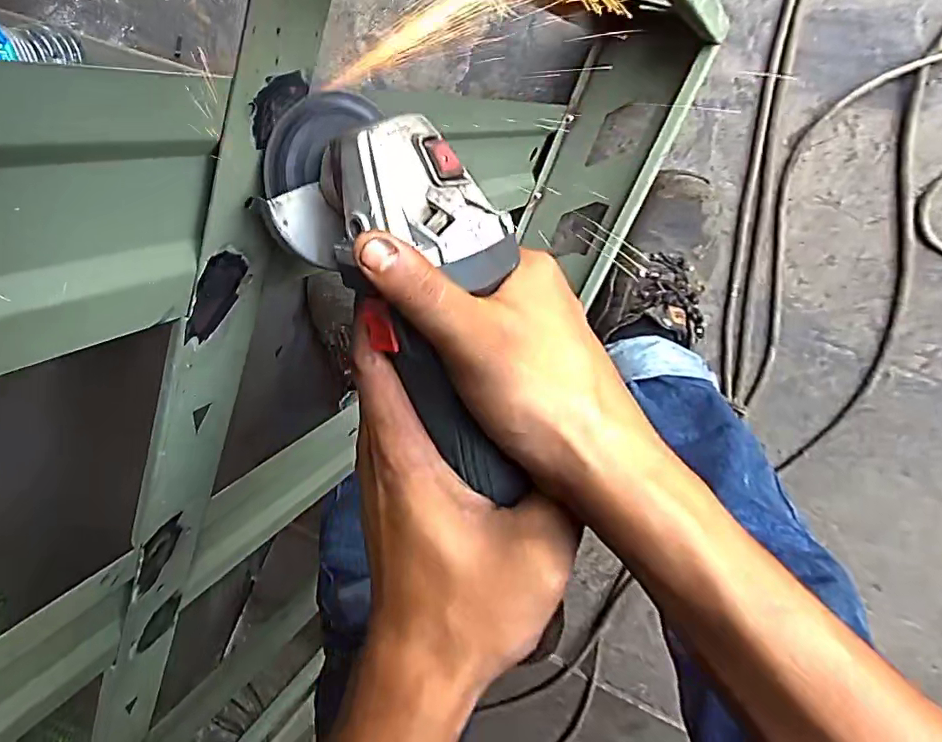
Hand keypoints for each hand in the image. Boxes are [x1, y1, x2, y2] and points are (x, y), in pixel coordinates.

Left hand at [348, 299, 580, 701]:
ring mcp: (375, 470)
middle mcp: (378, 454)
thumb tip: (568, 454)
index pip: (375, 371)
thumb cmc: (466, 604)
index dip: (379, 326)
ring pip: (378, 402)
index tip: (391, 293)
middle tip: (425, 308)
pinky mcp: (382, 487)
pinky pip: (386, 428)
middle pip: (373, 378)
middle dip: (393, 339)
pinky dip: (403, 404)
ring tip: (437, 347)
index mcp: (403, 453)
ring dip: (399, 371)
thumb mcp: (538, 545)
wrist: (426, 649)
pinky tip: (438, 409)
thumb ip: (555, 491)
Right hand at [350, 233, 665, 502]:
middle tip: (388, 321)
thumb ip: (417, 288)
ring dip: (418, 330)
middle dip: (404, 300)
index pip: (439, 240)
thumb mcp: (469, 334)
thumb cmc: (564, 408)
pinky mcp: (504, 359)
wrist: (598, 476)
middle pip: (435, 277)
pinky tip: (433, 369)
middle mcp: (519, 293)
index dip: (398, 256)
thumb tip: (374, 247)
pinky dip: (434, 353)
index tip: (365, 270)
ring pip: (441, 312)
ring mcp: (512, 328)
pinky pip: (451, 341)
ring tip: (413, 348)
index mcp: (521, 269)